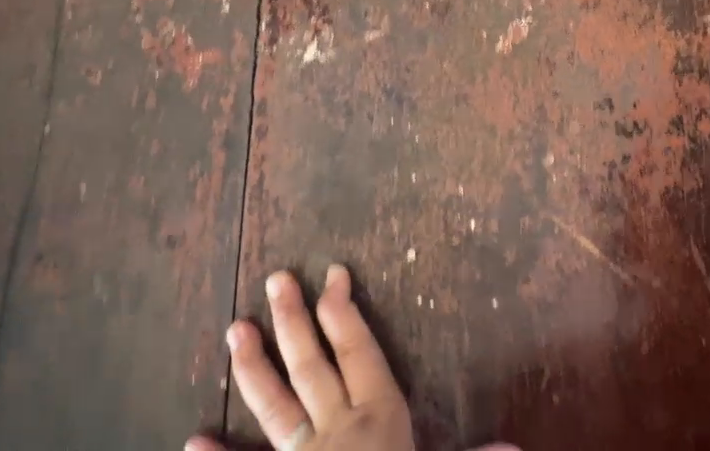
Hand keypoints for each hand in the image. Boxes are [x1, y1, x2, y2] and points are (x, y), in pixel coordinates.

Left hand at [187, 266, 413, 450]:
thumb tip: (516, 445)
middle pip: (312, 365)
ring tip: (233, 331)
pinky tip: (194, 440)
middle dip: (294, 321)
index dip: (346, 312)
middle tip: (276, 281)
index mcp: (378, 419)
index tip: (334, 275)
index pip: (361, 353)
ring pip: (276, 405)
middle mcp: (336, 429)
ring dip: (254, 368)